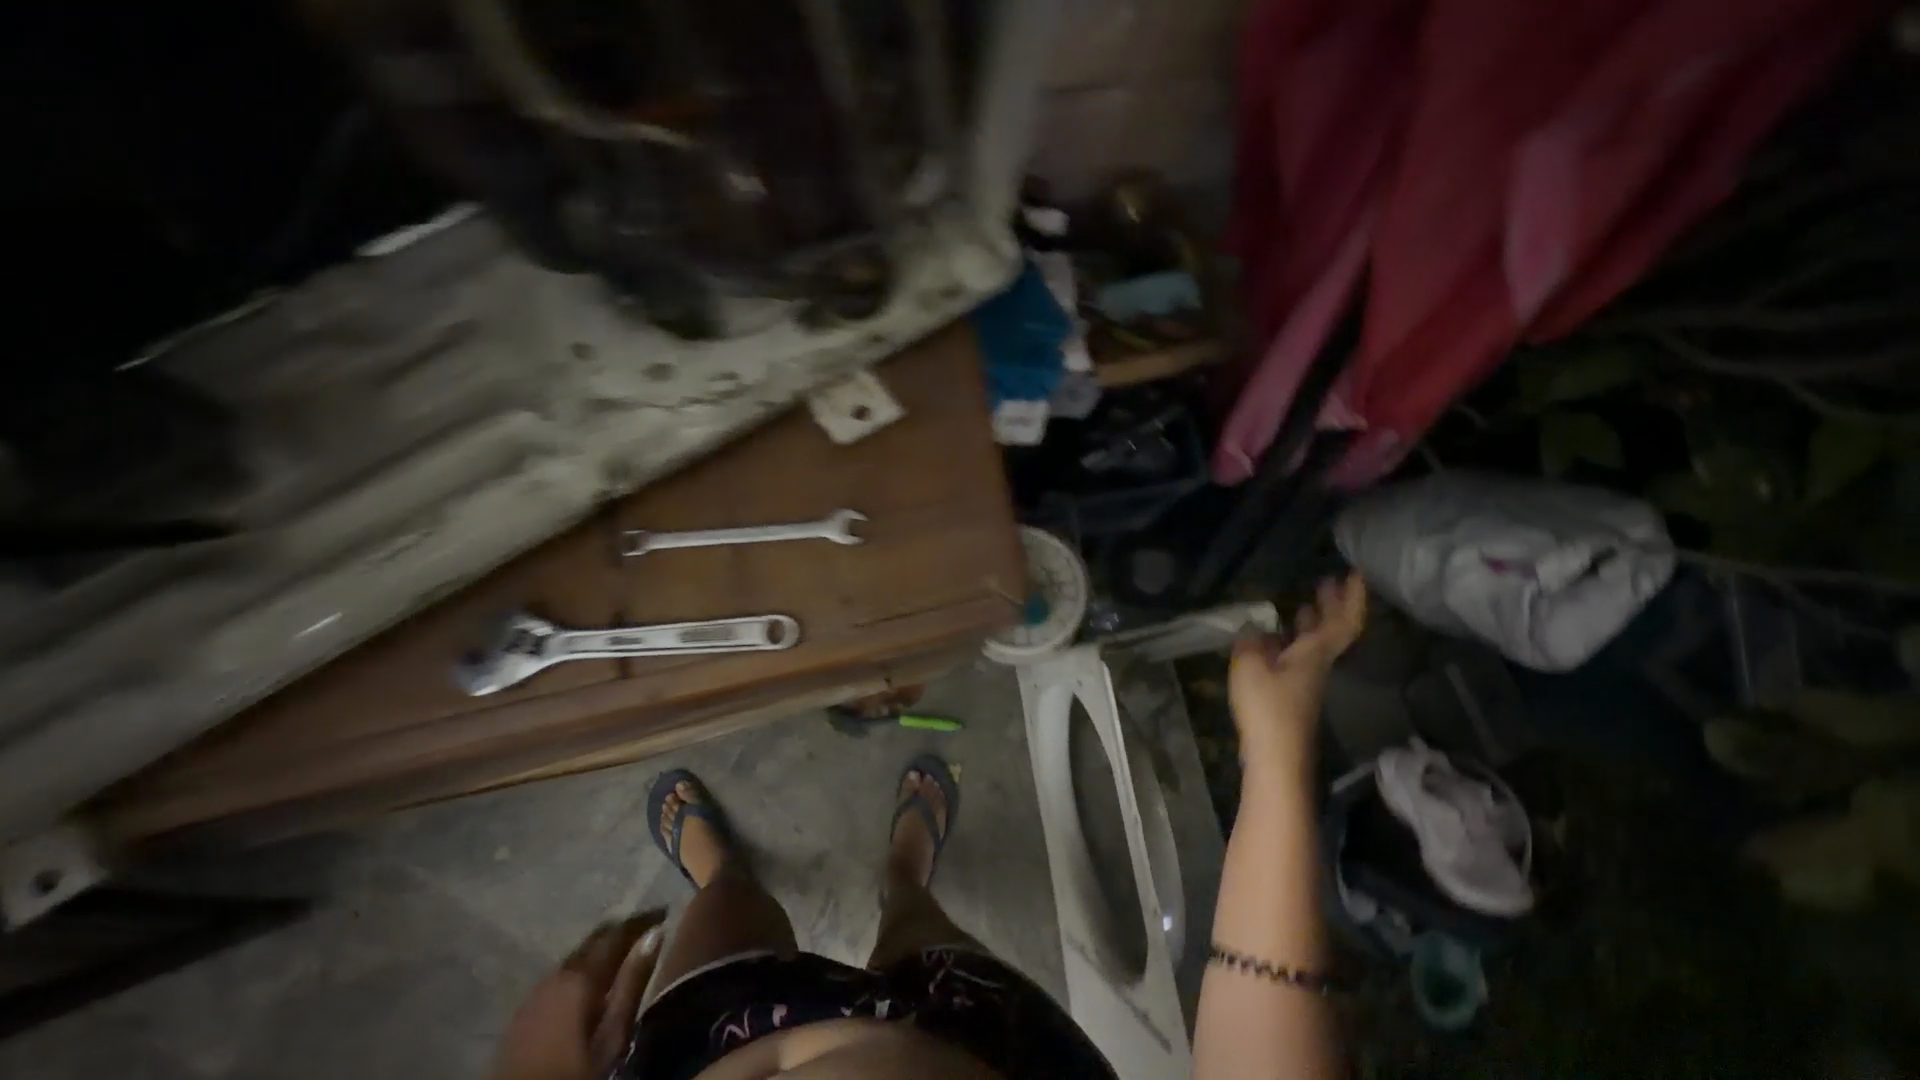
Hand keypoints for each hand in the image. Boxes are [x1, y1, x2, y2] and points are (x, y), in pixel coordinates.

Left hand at [490, 910, 666, 1079]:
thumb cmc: (573, 1073)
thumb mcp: (613, 1036)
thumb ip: (633, 984)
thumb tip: (655, 936)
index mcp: (582, 976)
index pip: (616, 933)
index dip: (641, 920)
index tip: (664, 913)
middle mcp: (558, 972)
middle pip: (593, 939)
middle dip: (622, 930)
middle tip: (649, 928)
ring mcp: (537, 989)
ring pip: (577, 954)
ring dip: (602, 947)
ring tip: (625, 952)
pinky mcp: (525, 1006)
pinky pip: (562, 972)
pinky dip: (584, 965)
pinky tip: (592, 980)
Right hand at [1229, 574, 1367, 773]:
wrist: (1276, 758)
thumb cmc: (1268, 709)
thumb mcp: (1249, 667)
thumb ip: (1250, 642)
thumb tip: (1253, 628)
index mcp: (1315, 654)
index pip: (1343, 621)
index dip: (1352, 597)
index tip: (1355, 574)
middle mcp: (1317, 666)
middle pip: (1332, 632)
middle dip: (1331, 605)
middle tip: (1326, 581)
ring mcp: (1306, 683)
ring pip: (1315, 646)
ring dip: (1312, 624)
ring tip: (1303, 604)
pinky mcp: (1293, 697)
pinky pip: (1298, 660)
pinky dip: (1290, 643)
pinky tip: (1273, 640)